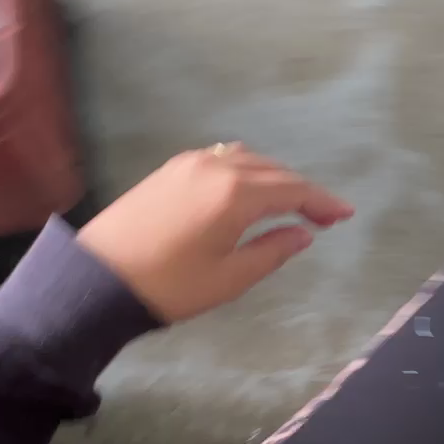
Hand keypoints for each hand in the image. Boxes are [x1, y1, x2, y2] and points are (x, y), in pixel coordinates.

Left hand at [79, 145, 353, 322]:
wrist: (99, 279)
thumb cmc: (170, 286)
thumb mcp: (230, 278)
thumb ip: (272, 251)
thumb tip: (303, 233)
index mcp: (236, 193)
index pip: (293, 189)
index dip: (322, 202)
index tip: (345, 215)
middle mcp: (216, 165)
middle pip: (272, 170)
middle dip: (302, 190)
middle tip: (322, 216)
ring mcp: (189, 162)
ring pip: (246, 159)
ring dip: (273, 178)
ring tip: (288, 205)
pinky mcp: (170, 169)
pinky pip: (222, 158)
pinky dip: (246, 171)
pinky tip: (249, 192)